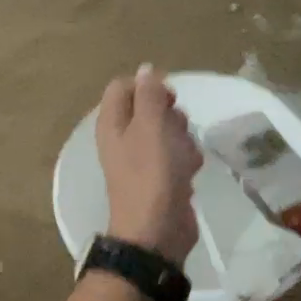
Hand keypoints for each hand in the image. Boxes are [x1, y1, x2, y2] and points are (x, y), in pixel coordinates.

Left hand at [96, 65, 204, 262]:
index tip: (167, 98)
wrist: (157, 230)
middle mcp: (122, 137)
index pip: (124, 87)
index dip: (147, 86)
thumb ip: (148, 96)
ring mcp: (142, 158)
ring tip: (183, 157)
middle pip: (150, 108)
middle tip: (175, 130)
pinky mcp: (161, 176)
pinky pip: (177, 155)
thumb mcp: (150, 127)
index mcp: (111, 123)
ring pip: (168, 131)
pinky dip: (185, 161)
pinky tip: (189, 174)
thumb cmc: (150, 175)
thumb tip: (145, 69)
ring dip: (182, 140)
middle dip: (170, 116)